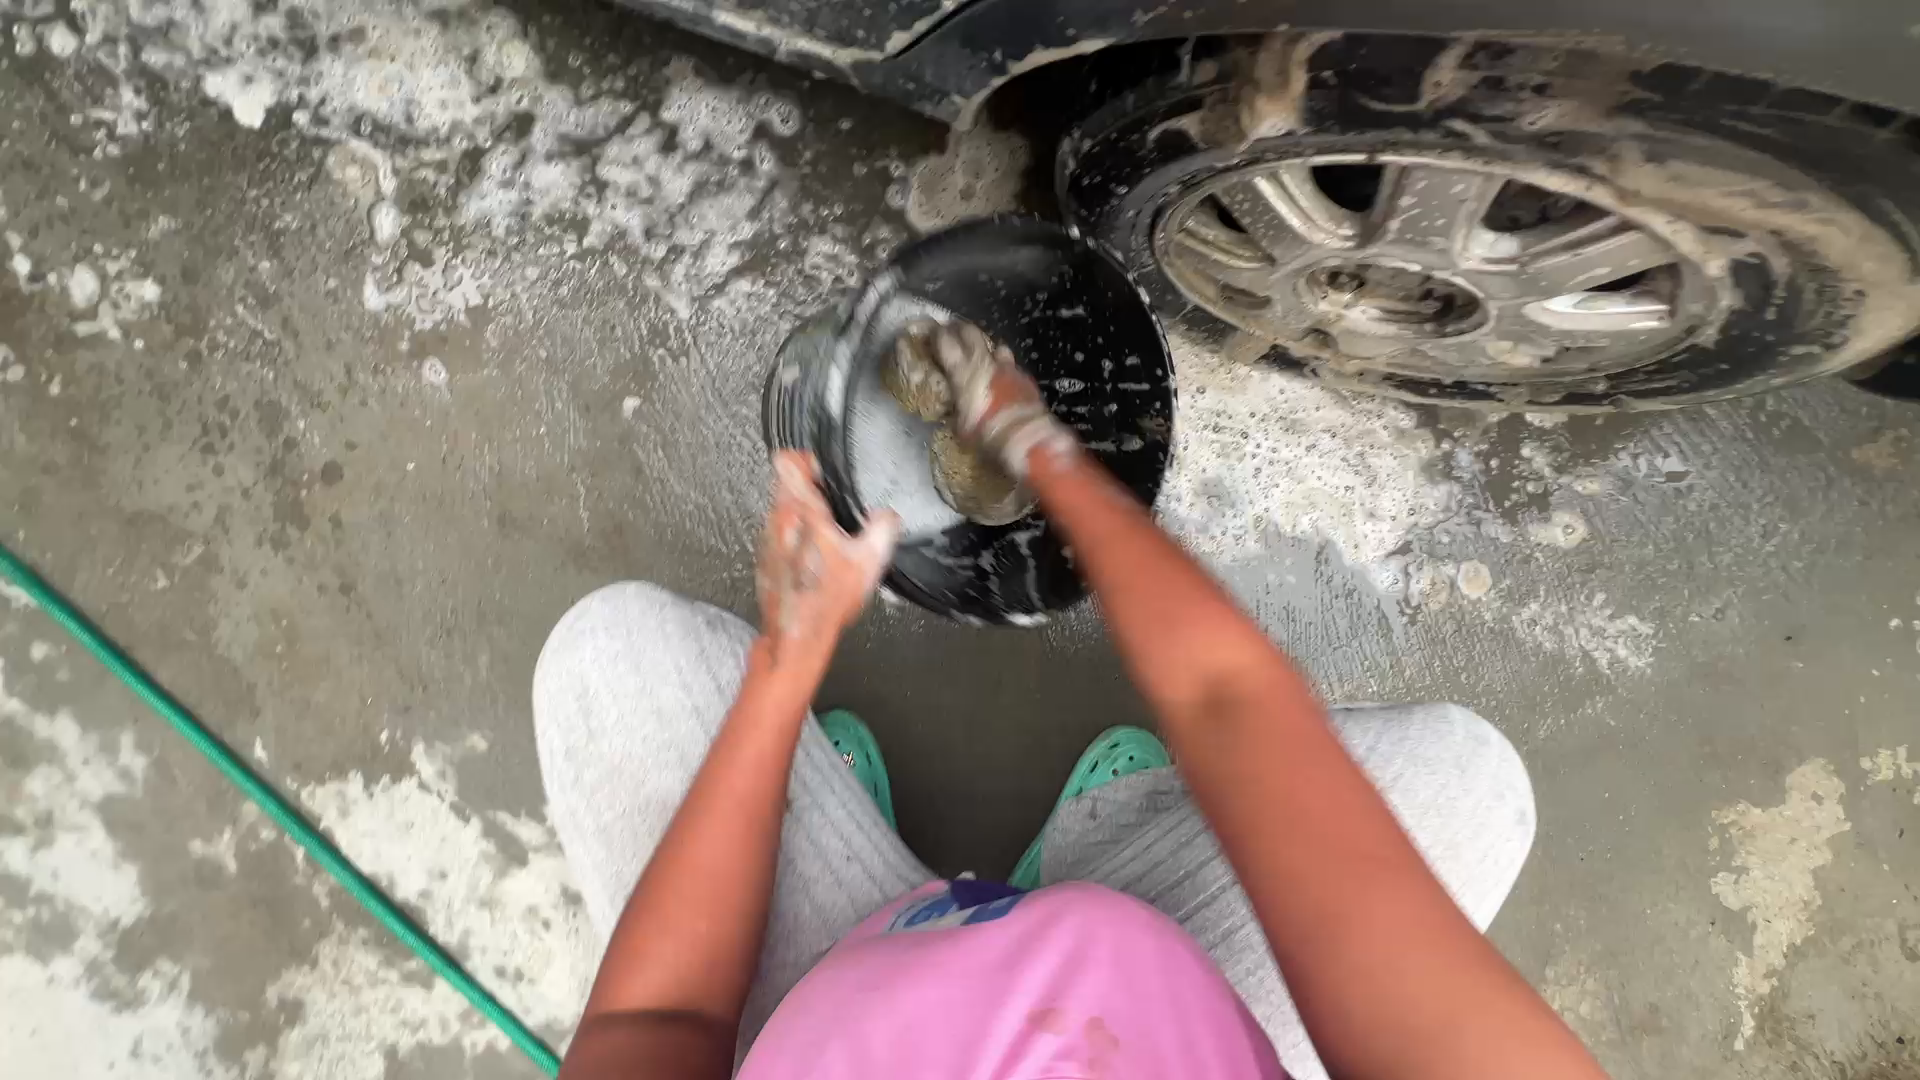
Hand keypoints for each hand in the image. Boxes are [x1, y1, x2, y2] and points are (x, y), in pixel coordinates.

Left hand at [756, 451, 900, 665]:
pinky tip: (815, 557)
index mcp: (801, 512)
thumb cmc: (827, 599)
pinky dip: (795, 537)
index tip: (823, 470)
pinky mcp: (764, 559)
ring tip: (826, 532)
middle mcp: (777, 521)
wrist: (798, 635)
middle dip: (809, 488)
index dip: (807, 459)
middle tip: (832, 503)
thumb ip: (883, 528)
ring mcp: (766, 540)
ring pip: (780, 509)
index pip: (788, 461)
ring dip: (801, 514)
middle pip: (784, 483)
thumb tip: (888, 516)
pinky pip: (779, 535)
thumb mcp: (870, 560)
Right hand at [902, 320, 1076, 476]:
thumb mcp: (962, 426)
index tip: (930, 333)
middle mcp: (984, 362)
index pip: (944, 341)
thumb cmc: (987, 434)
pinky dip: (1004, 366)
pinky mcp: (1023, 376)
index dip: (936, 334)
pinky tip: (1003, 375)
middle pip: (969, 331)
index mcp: (962, 371)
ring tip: (980, 353)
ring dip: (986, 347)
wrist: (1025, 437)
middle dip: (959, 328)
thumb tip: (955, 408)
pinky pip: (1011, 364)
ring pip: (994, 344)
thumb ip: (957, 410)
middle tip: (951, 331)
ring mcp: (1007, 366)